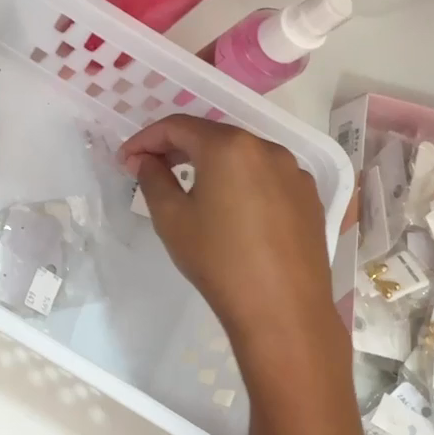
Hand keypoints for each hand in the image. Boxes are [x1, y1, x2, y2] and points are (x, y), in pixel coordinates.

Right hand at [122, 115, 339, 351]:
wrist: (283, 308)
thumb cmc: (218, 259)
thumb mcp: (171, 218)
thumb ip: (153, 179)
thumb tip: (146, 161)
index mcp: (229, 148)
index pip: (178, 126)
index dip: (145, 139)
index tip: (126, 160)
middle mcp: (267, 148)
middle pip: (212, 136)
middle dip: (176, 148)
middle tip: (149, 170)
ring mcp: (293, 172)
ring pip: (241, 155)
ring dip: (208, 163)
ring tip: (186, 189)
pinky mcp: (308, 197)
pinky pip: (264, 176)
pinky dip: (238, 180)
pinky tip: (226, 209)